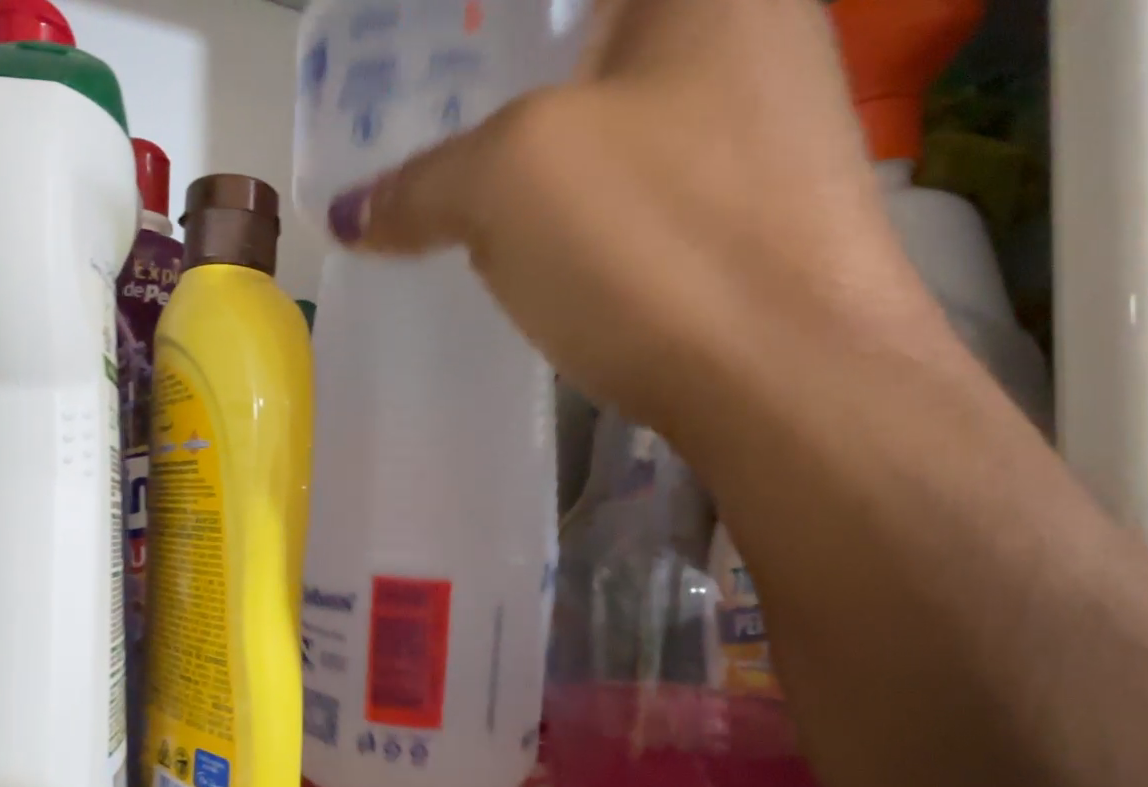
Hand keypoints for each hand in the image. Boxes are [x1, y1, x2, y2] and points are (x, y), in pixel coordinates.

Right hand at [327, 0, 944, 433]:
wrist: (795, 386)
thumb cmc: (656, 244)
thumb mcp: (510, 184)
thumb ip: (422, 181)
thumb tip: (351, 214)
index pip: (559, 2)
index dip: (489, 32)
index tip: (427, 62)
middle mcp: (753, 32)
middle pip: (593, 41)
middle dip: (501, 81)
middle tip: (423, 121)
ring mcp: (767, 130)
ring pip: (618, 116)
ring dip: (540, 149)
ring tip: (459, 191)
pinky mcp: (758, 215)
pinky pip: (644, 184)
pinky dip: (584, 206)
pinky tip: (538, 251)